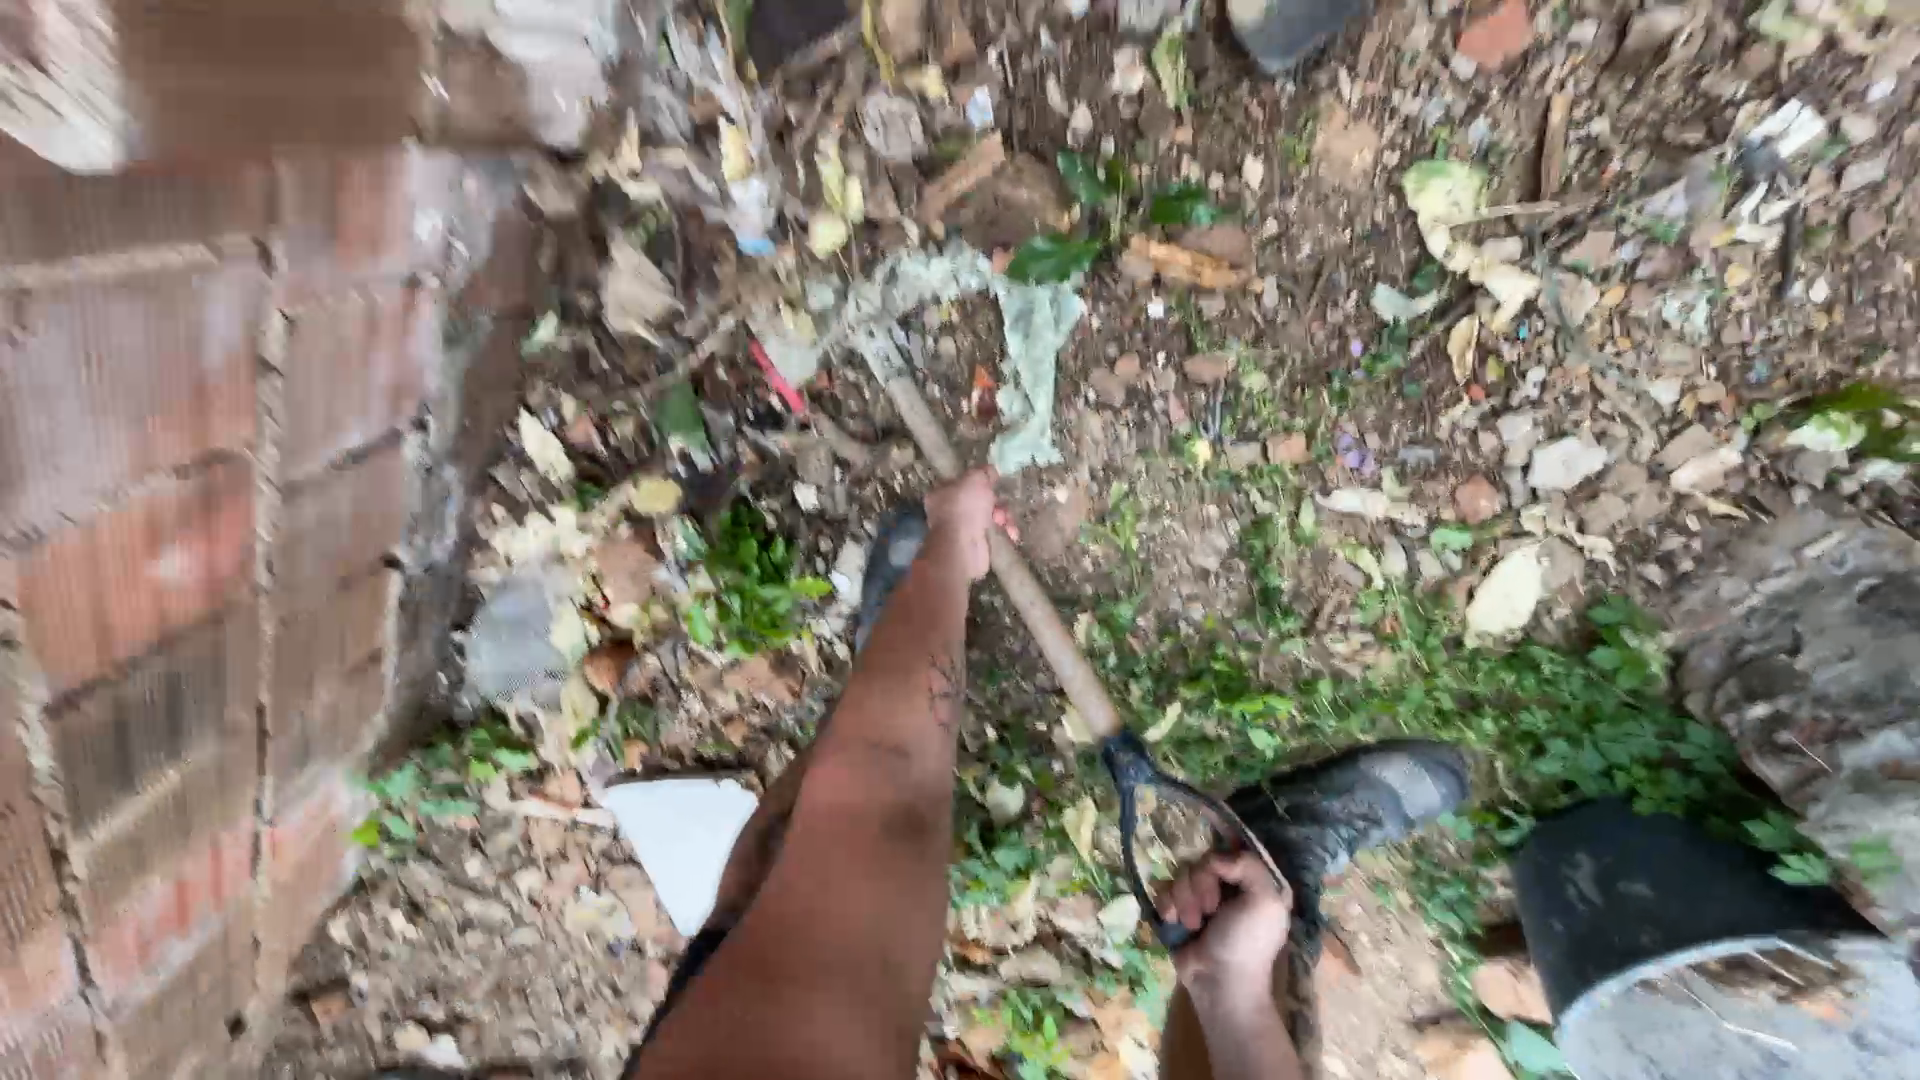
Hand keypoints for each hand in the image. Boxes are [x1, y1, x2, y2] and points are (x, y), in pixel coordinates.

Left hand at [922, 468, 1001, 581]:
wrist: (963, 547)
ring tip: (1004, 522)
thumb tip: (990, 471)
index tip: (993, 481)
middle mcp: (948, 511)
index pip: (961, 482)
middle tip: (1000, 504)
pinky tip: (1010, 533)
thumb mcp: (975, 478)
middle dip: (995, 502)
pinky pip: (994, 532)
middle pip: (979, 499)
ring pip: (989, 516)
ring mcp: (961, 529)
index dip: (979, 480)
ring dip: (1003, 516)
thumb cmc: (965, 507)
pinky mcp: (975, 543)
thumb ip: (983, 472)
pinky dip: (1004, 531)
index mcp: (941, 493)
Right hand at [1159, 851, 1293, 1001]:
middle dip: (1200, 884)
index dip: (1220, 856)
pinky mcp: (1179, 909)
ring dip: (1184, 900)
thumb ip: (1250, 867)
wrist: (1219, 983)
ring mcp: (1201, 897)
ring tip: (1193, 925)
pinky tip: (1174, 922)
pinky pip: (1164, 890)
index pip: (1232, 848)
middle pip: (1201, 860)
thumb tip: (1215, 860)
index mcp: (1253, 881)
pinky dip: (1167, 906)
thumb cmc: (1247, 943)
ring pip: (1181, 874)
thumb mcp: (1265, 902)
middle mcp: (1227, 885)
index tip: (1214, 869)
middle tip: (1209, 910)